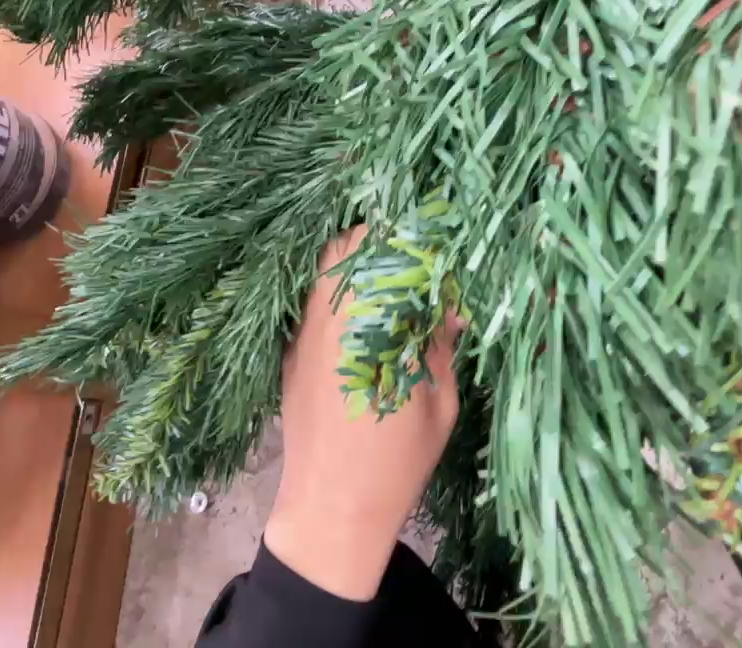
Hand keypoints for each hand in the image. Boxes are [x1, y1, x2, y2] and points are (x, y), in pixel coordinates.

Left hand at [263, 225, 462, 600]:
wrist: (331, 508)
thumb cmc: (396, 464)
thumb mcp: (437, 405)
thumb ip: (439, 346)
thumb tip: (451, 306)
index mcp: (372, 329)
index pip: (383, 256)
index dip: (405, 237)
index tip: (426, 234)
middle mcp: (330, 321)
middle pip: (344, 249)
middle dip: (375, 239)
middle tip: (404, 247)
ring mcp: (304, 334)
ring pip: (321, 268)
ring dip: (351, 259)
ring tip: (381, 269)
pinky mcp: (290, 351)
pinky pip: (309, 298)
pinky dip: (331, 287)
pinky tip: (355, 302)